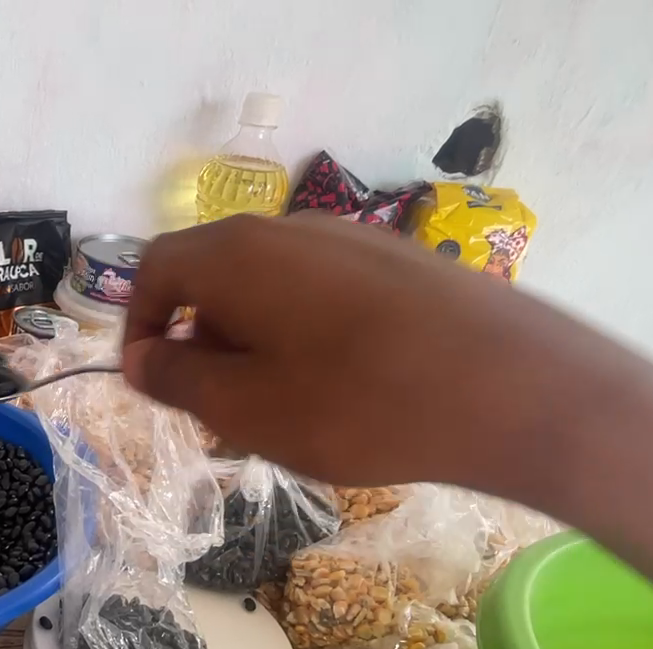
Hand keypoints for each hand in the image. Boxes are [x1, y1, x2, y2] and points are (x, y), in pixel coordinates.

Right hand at [120, 212, 648, 500]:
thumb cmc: (355, 404)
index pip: (155, 271)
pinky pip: (316, 295)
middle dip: (197, 346)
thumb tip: (136, 357)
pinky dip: (297, 339)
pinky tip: (333, 392)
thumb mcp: (242, 407)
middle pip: (211, 280)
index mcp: (236, 257)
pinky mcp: (396, 264)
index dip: (137, 326)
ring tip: (276, 413)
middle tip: (216, 414)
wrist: (516, 390)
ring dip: (247, 348)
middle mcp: (289, 230)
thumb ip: (174, 378)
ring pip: (266, 292)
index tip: (149, 381)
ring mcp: (349, 240)